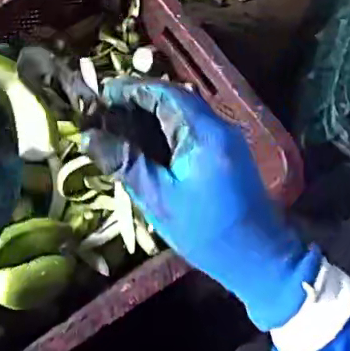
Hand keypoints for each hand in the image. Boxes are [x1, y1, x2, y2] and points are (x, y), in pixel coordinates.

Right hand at [88, 79, 318, 329]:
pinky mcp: (225, 150)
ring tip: (117, 122)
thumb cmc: (208, 232)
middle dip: (136, 99)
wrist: (262, 260)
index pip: (162, 93)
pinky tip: (144, 140)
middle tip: (103, 109)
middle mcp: (217, 125)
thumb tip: (87, 136)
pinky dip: (164, 126)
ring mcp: (225, 137)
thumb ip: (124, 163)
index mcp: (203, 132)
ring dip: (149, 111)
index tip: (99, 95)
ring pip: (181, 109)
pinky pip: (189, 125)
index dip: (128, 90)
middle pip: (172, 96)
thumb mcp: (159, 199)